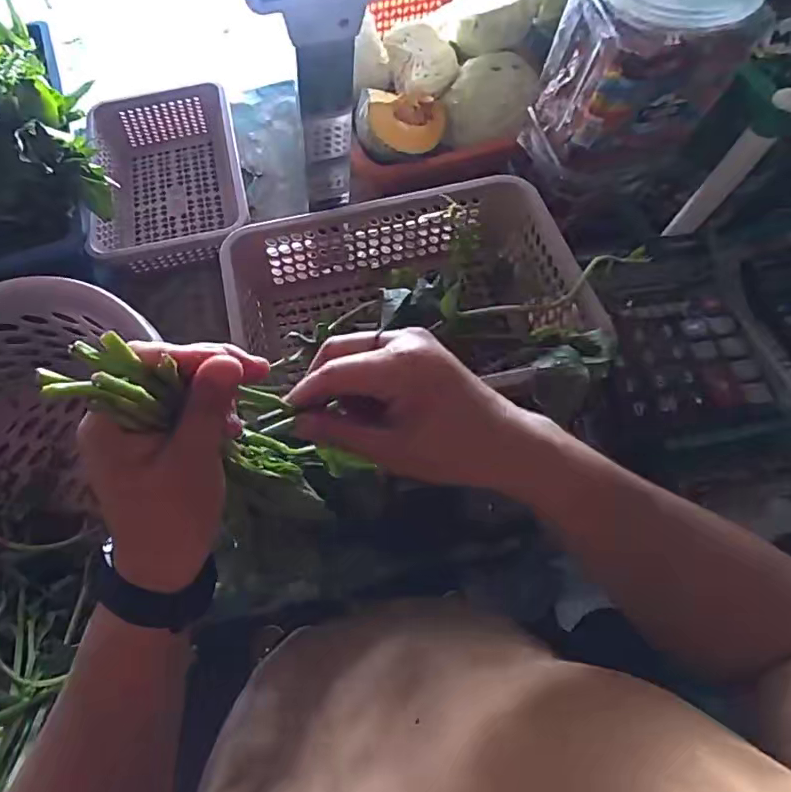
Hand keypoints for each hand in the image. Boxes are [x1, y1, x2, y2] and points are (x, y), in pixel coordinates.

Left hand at [77, 342, 268, 591]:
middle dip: (210, 367)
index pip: (144, 360)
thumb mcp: (193, 458)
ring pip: (177, 385)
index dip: (192, 353)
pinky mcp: (153, 436)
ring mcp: (133, 425)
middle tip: (256, 371)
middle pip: (163, 368)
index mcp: (108, 418)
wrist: (164, 569)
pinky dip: (210, 408)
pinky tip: (231, 425)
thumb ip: (206, 406)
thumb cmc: (172, 518)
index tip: (236, 361)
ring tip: (241, 412)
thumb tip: (227, 360)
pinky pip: (182, 406)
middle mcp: (115, 414)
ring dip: (215, 389)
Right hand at [283, 328, 558, 491]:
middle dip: (320, 382)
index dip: (304, 393)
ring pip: (355, 350)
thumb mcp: (390, 449)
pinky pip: (375, 354)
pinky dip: (362, 377)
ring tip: (349, 420)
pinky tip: (370, 408)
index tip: (284, 416)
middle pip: (339, 349)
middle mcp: (404, 338)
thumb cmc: (452, 452)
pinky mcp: (420, 346)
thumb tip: (298, 424)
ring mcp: (414, 338)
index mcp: (399, 363)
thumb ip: (340, 433)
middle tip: (311, 418)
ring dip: (341, 380)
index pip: (333, 371)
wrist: (506, 442)